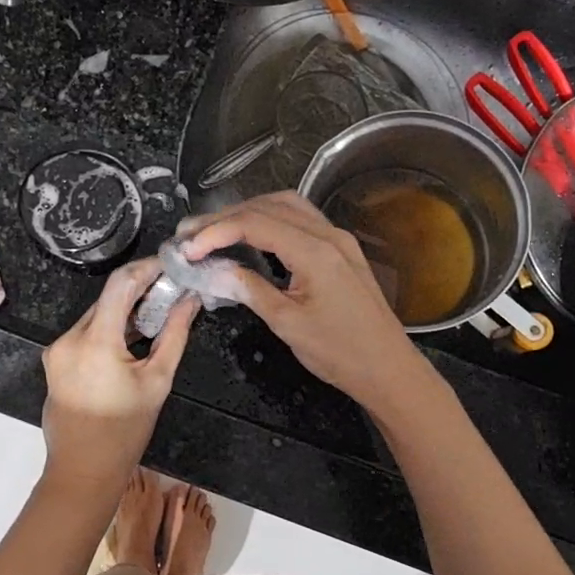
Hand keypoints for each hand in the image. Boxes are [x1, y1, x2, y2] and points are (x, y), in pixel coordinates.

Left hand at [41, 257, 198, 488]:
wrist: (83, 470)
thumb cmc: (125, 431)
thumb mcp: (157, 381)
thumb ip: (174, 335)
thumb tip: (190, 301)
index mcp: (95, 341)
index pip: (120, 284)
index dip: (146, 268)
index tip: (170, 264)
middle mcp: (70, 338)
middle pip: (107, 299)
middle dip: (139, 291)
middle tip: (171, 289)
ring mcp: (57, 349)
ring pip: (96, 316)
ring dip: (124, 311)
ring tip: (156, 314)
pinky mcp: (54, 361)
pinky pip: (85, 334)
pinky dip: (108, 330)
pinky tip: (131, 339)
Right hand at [179, 192, 423, 411]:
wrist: (388, 368)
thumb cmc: (339, 352)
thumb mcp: (287, 323)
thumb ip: (249, 289)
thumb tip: (213, 269)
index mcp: (315, 251)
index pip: (254, 224)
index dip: (215, 231)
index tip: (186, 247)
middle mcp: (328, 234)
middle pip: (268, 206)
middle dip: (224, 217)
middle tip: (189, 234)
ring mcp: (337, 239)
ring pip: (285, 206)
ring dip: (246, 213)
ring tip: (213, 230)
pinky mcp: (340, 249)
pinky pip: (300, 219)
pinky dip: (269, 220)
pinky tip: (249, 235)